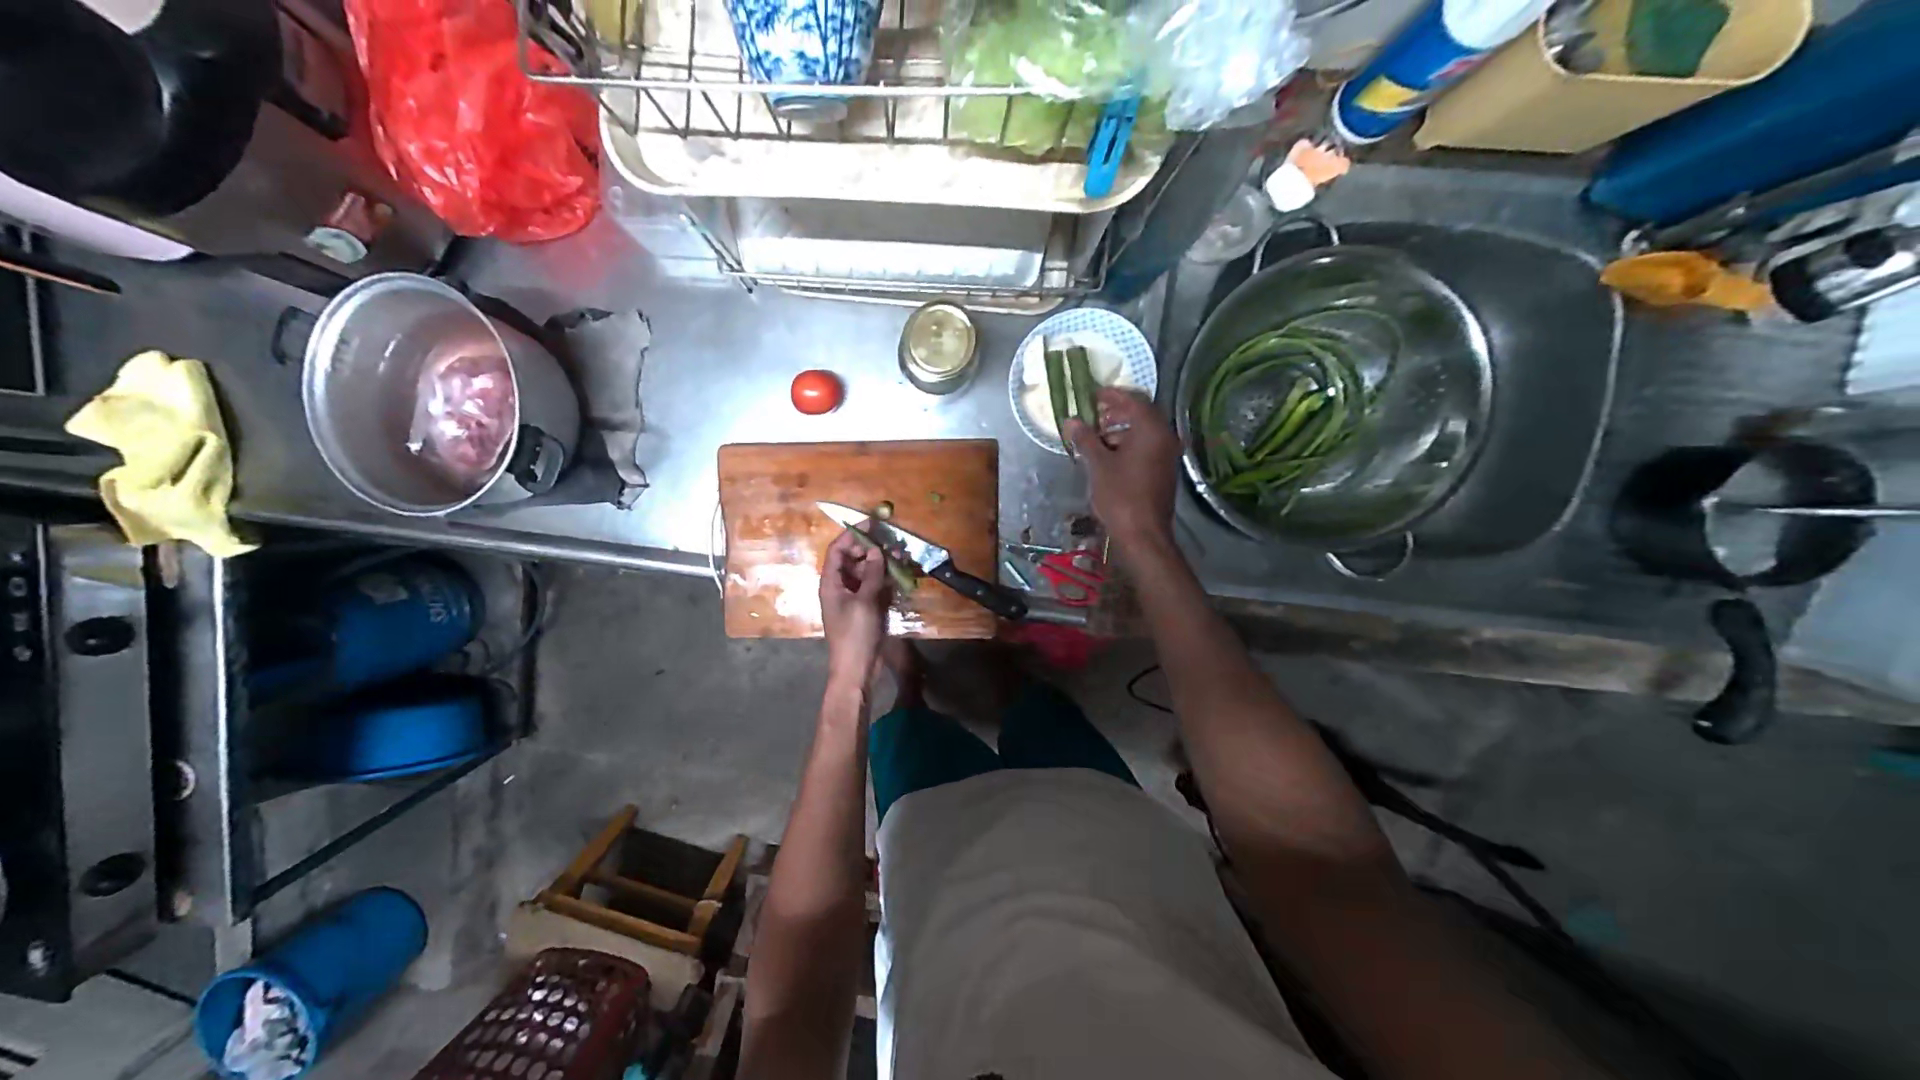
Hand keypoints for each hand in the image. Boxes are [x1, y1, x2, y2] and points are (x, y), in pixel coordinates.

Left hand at [820, 528, 888, 685]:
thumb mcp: (864, 602)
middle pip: (853, 558)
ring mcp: (854, 597)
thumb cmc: (855, 635)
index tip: (873, 523)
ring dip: (882, 562)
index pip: (838, 550)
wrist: (856, 669)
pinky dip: (886, 578)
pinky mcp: (867, 608)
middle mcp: (840, 586)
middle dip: (871, 547)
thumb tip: (876, 550)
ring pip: (867, 571)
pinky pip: (876, 586)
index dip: (853, 534)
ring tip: (901, 554)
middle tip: (891, 540)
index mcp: (831, 583)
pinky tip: (901, 572)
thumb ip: (871, 574)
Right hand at [1065, 387, 1178, 555]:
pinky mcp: (1163, 470)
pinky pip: (1146, 447)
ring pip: (1143, 432)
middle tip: (1092, 416)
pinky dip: (1128, 445)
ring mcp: (1167, 455)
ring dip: (1120, 430)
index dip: (1111, 395)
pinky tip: (1108, 455)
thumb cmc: (1120, 495)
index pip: (1132, 400)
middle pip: (1140, 414)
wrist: (1143, 534)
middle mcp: (1164, 437)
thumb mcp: (1098, 464)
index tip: (1091, 395)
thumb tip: (1071, 421)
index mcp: (1151, 430)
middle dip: (1115, 413)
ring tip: (1095, 438)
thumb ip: (1085, 439)